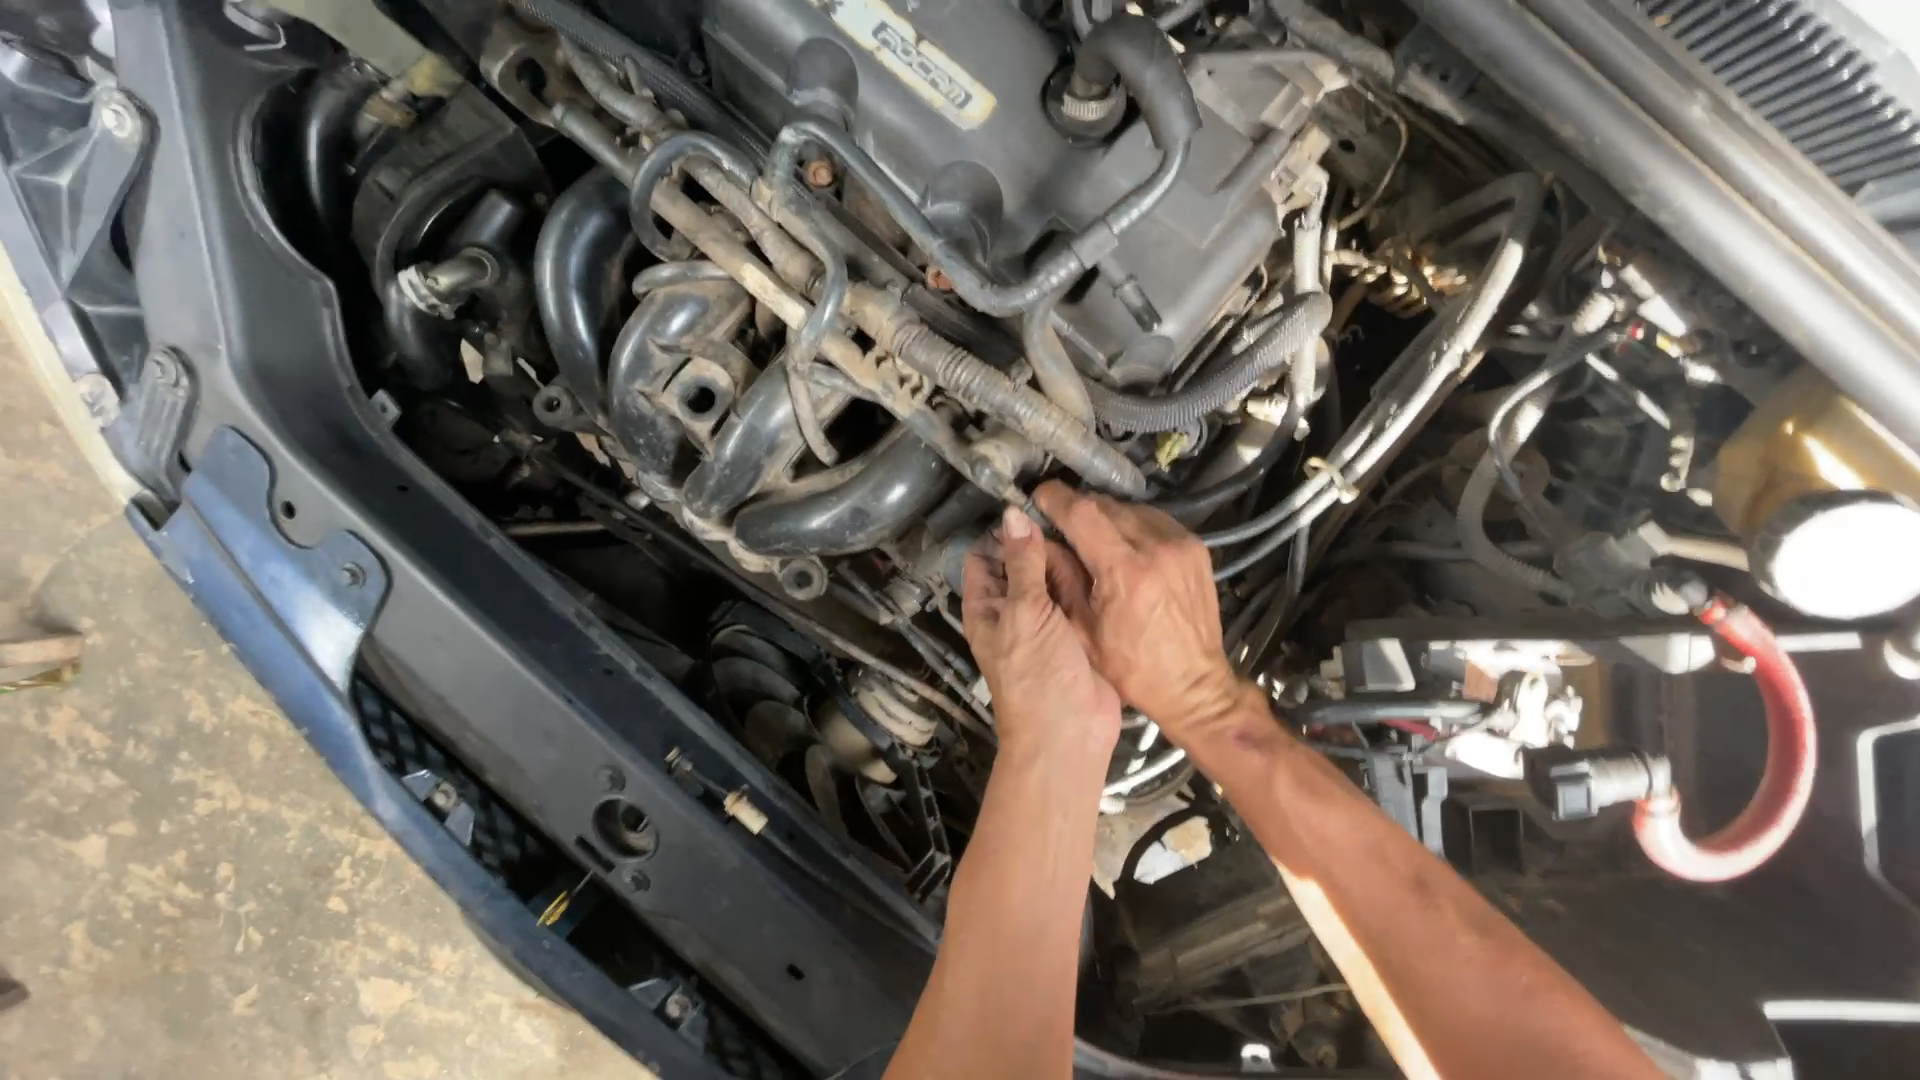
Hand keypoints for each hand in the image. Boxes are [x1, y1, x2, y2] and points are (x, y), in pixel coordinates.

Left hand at [962, 505, 1121, 758]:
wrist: (1071, 732)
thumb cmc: (1036, 675)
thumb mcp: (1026, 611)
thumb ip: (1023, 562)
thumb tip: (1012, 514)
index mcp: (987, 606)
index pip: (985, 556)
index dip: (1003, 532)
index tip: (1033, 507)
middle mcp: (1014, 610)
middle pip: (1026, 563)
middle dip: (1045, 548)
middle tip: (1070, 532)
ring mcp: (1048, 622)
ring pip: (1057, 577)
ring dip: (1071, 567)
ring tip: (1090, 552)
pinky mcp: (1078, 633)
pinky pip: (1081, 599)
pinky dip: (1090, 586)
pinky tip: (1107, 568)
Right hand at [1032, 480, 1248, 741]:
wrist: (1194, 685)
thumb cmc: (1133, 669)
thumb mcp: (1082, 631)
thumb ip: (1059, 579)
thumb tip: (1038, 541)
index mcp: (1125, 572)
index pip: (1083, 513)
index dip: (1056, 499)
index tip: (1039, 496)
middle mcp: (1157, 549)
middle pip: (1106, 505)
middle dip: (1078, 508)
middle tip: (1060, 522)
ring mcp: (1181, 545)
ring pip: (1131, 508)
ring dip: (1106, 516)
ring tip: (1092, 537)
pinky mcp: (1196, 548)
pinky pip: (1154, 520)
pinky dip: (1132, 525)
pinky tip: (1123, 546)